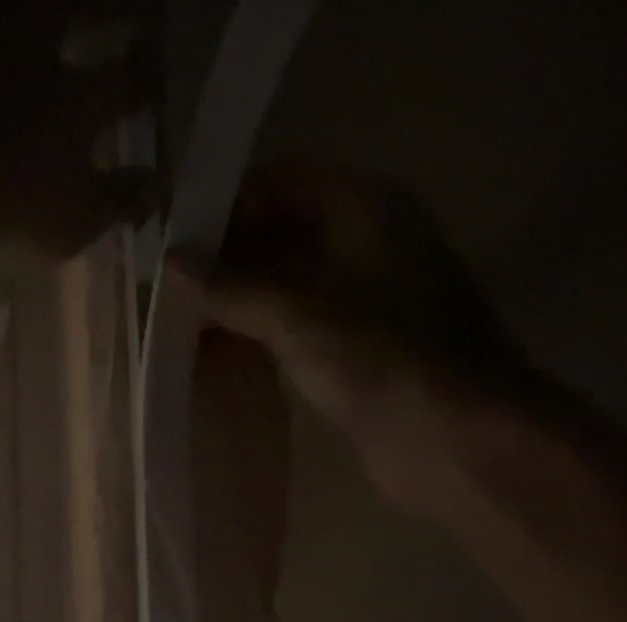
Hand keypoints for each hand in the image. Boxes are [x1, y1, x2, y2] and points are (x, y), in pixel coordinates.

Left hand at [0, 0, 158, 256]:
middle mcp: (25, 70)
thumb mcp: (84, 218)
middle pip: (59, 14)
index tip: (157, 59)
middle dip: (80, 0)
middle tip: (91, 0)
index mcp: (76, 102)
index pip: (125, 79)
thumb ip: (123, 200)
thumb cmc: (23, 210)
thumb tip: (158, 185)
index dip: (145, 71)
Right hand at [168, 160, 531, 513]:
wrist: (456, 439)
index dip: (231, 201)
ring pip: (290, 279)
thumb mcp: (295, 314)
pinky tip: (224, 353)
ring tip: (185, 323)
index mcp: (367, 206)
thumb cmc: (381, 357)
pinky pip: (301, 323)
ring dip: (241, 297)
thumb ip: (230, 285)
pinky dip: (262, 331)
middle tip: (172, 289)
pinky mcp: (363, 346)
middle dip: (228, 254)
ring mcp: (370, 296)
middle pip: (285, 227)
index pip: (285, 177)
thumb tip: (171, 263)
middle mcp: (371, 239)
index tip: (180, 240)